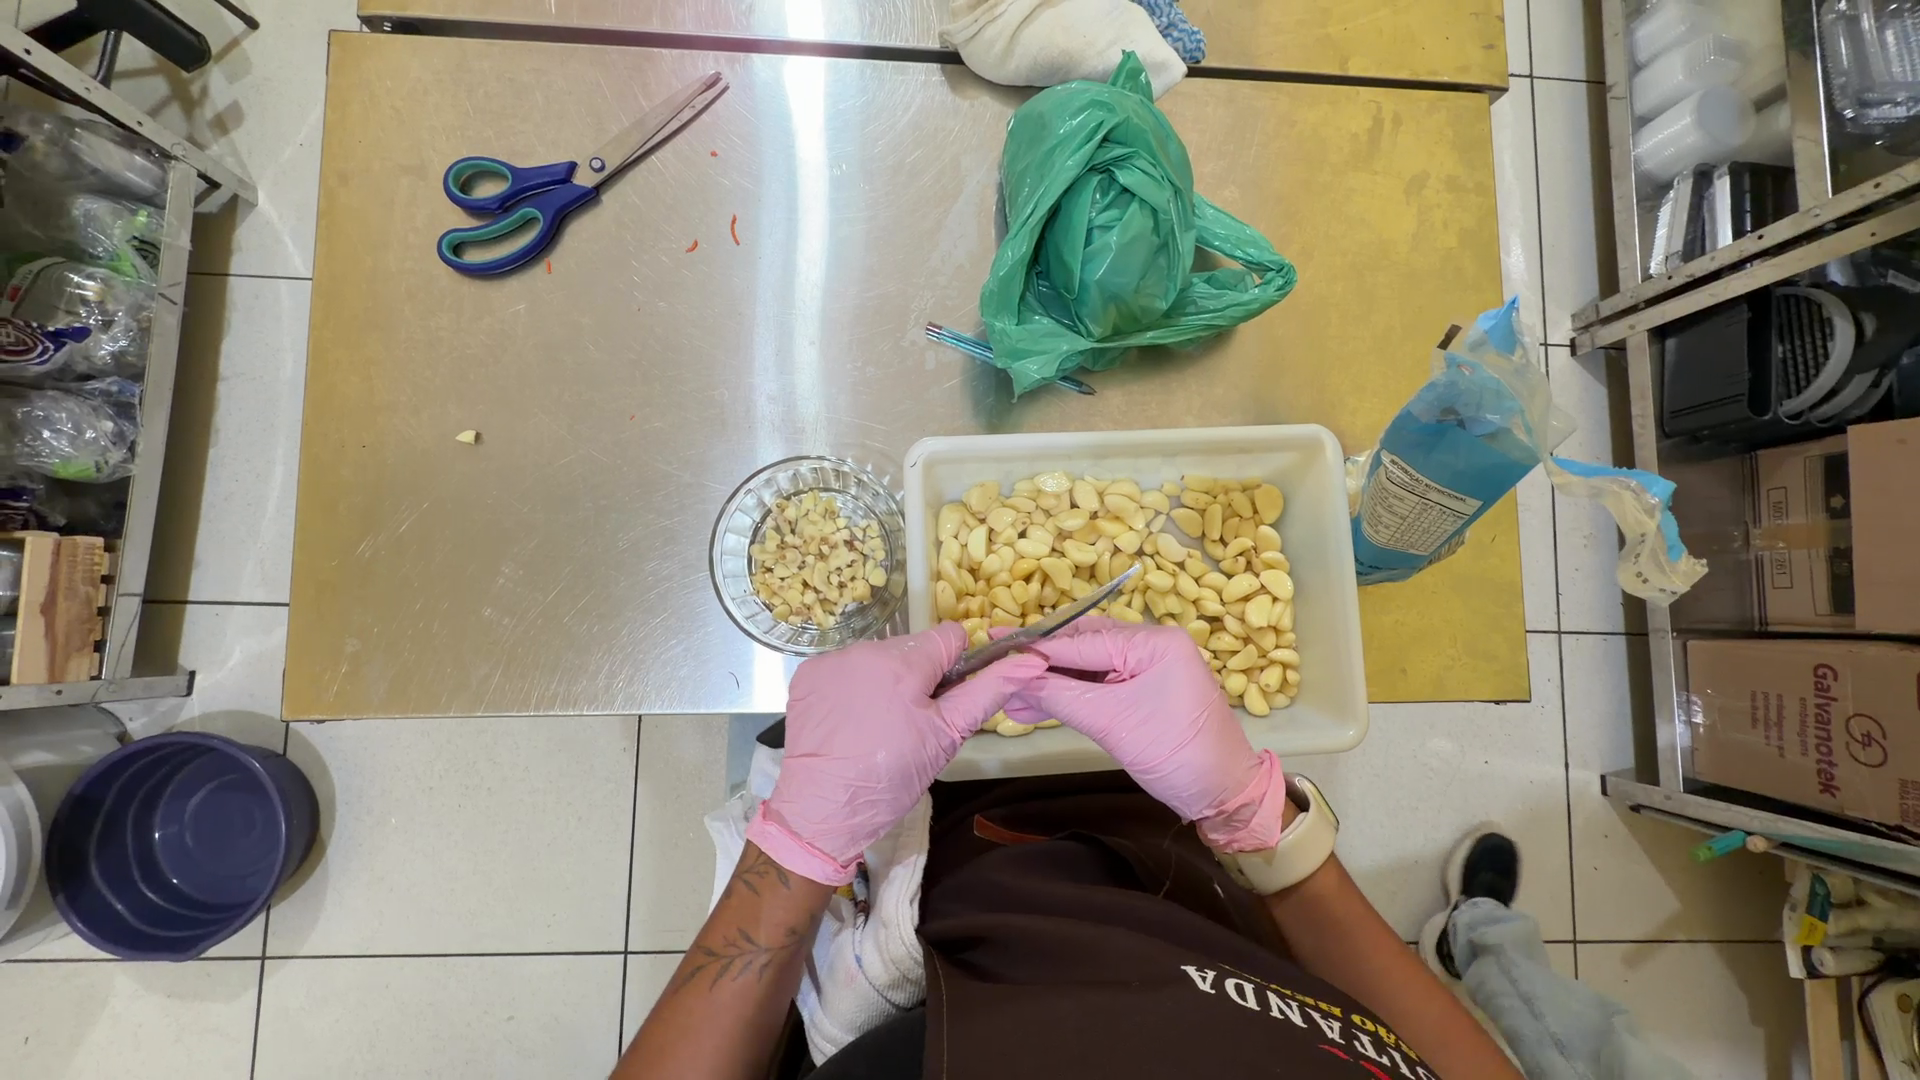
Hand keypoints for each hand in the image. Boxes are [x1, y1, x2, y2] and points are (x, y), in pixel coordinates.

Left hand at [747, 623, 1045, 885]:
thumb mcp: (947, 737)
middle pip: (914, 647)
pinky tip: (851, 719)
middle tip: (911, 721)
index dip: (956, 667)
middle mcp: (866, 649)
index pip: (950, 636)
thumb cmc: (892, 777)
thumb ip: (988, 691)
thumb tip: (1031, 660)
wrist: (821, 812)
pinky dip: (854, 685)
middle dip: (920, 676)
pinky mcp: (808, 673)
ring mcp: (832, 659)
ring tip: (878, 723)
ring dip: (887, 678)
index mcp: (904, 662)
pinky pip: (847, 666)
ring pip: (880, 655)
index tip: (945, 701)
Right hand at [1003, 617, 1290, 851]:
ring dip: (1050, 684)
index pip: (1081, 643)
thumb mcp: (1112, 723)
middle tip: (996, 663)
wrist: (1223, 797)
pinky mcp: (1142, 690)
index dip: (1036, 649)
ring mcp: (1147, 667)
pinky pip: (1097, 685)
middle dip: (1040, 663)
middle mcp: (1150, 644)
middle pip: (1082, 647)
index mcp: (1153, 641)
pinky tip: (1033, 706)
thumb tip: (1012, 680)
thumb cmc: (1175, 754)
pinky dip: (1069, 697)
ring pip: (1086, 668)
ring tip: (1007, 696)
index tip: (994, 645)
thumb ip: (1059, 696)